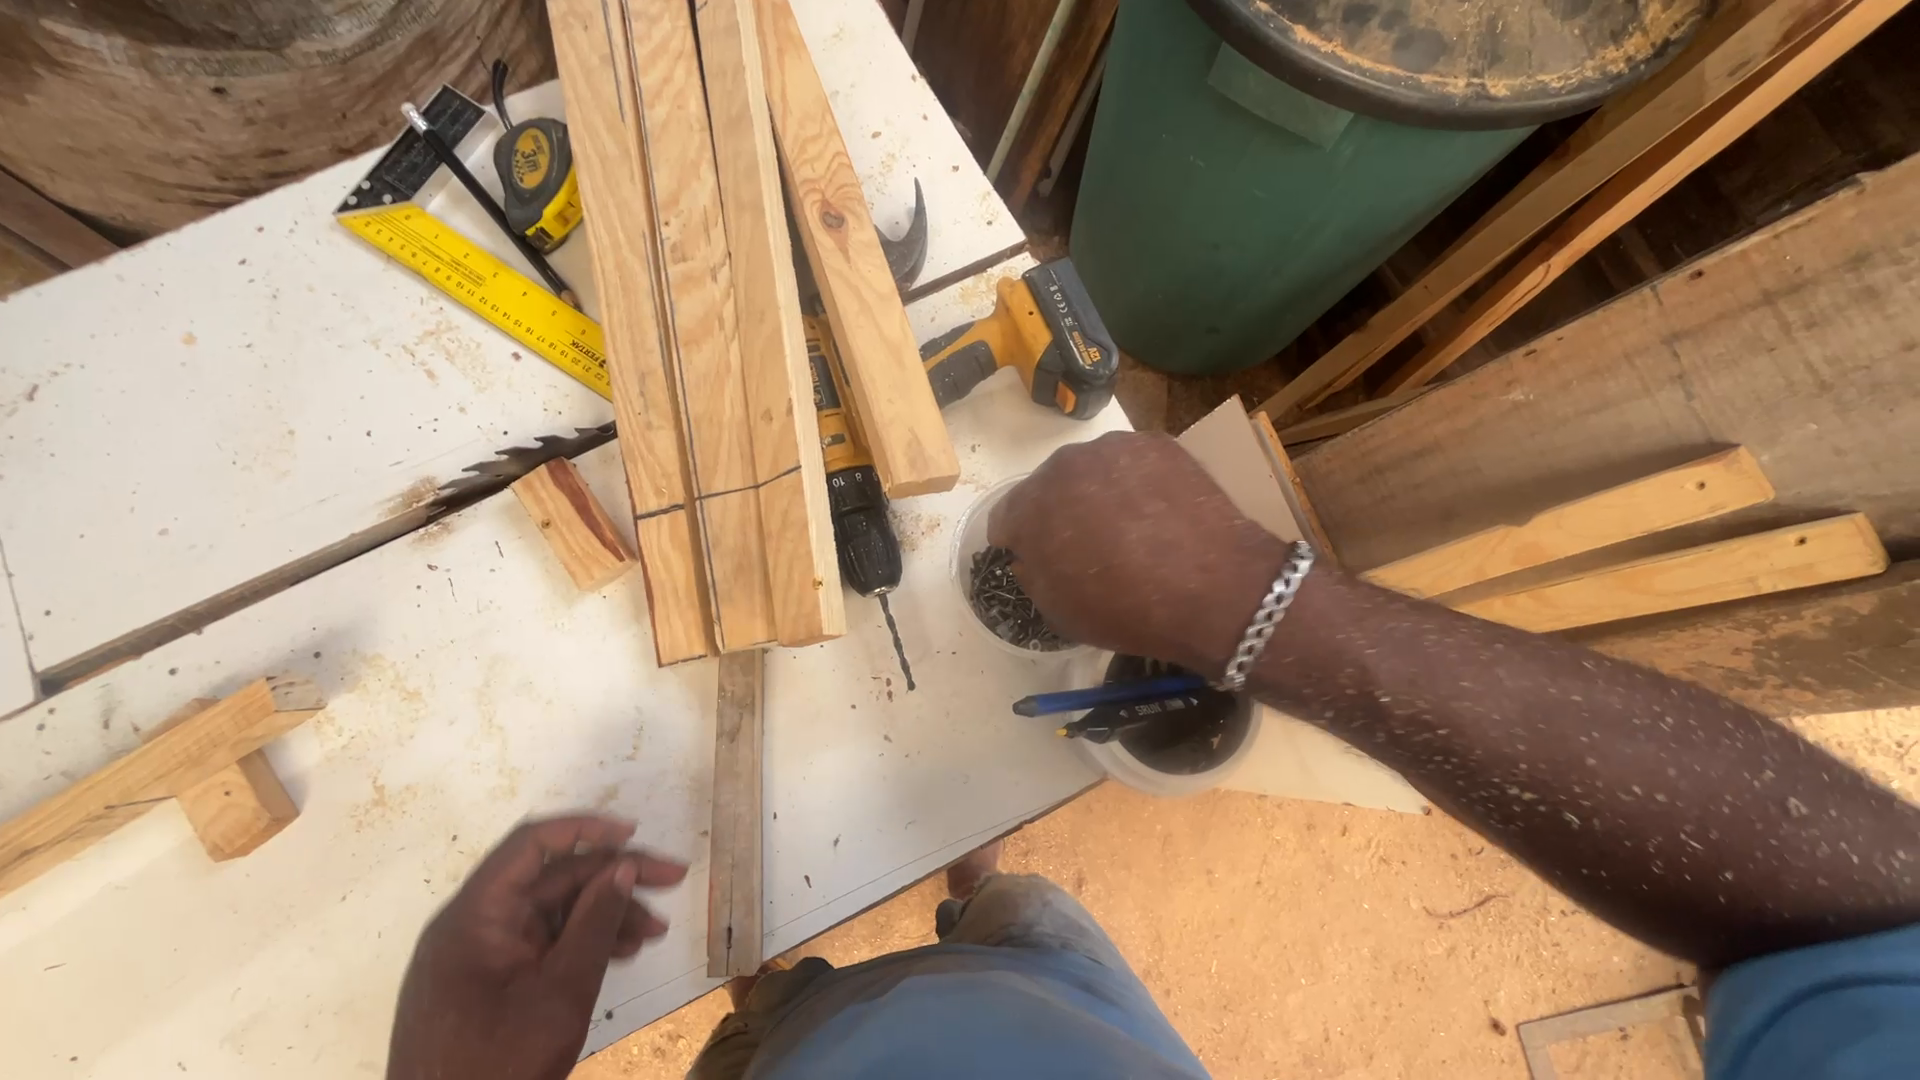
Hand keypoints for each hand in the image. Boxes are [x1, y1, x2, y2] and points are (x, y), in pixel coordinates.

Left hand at [387, 815, 688, 1079]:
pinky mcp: (493, 983)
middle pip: (553, 879)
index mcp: (476, 916)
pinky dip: (586, 942)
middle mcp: (476, 926)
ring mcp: (483, 956)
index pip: (532, 845)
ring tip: (654, 930)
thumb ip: (596, 921)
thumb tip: (623, 867)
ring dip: (607, 913)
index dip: (586, 829)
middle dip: (614, 879)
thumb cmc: (501, 1065)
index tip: (634, 833)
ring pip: (556, 911)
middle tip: (672, 879)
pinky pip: (545, 942)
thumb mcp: (561, 990)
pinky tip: (625, 950)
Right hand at [988, 431, 1289, 673]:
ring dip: (1097, 494)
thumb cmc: (1125, 609)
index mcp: (1031, 504)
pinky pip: (1133, 465)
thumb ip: (1032, 573)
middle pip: (1048, 487)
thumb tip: (1032, 554)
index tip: (1035, 559)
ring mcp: (1115, 448)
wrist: (1214, 589)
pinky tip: (1158, 515)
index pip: (1005, 516)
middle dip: (1058, 513)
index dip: (1016, 541)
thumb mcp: (1059, 611)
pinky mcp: (1159, 444)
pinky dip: (1137, 484)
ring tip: (1128, 530)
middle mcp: (1066, 464)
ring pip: (1092, 471)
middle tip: (1086, 547)